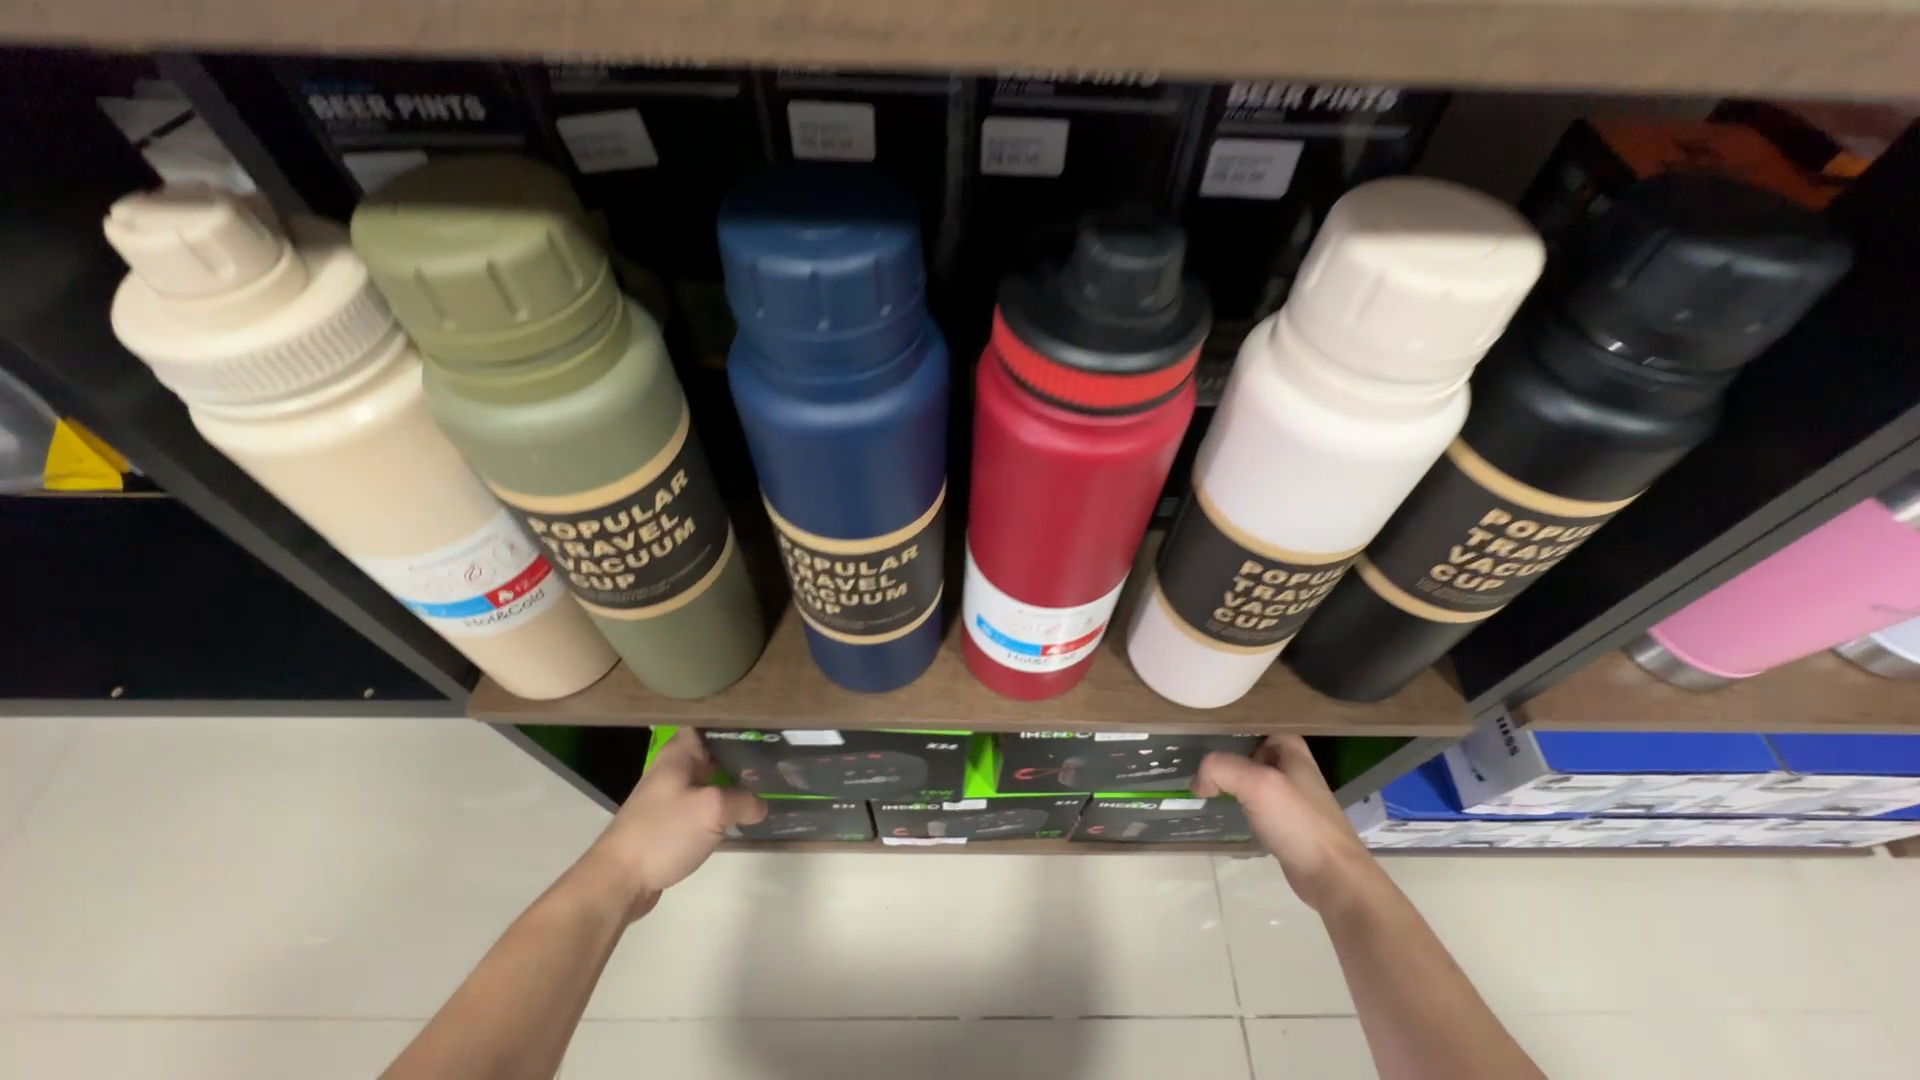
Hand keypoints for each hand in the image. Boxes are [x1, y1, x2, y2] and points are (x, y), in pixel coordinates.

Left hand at [585, 729, 765, 920]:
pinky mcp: (671, 822)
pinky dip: (723, 807)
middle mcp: (674, 769)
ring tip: (768, 784)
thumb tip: (761, 806)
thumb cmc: (664, 832)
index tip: (768, 730)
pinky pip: (704, 806)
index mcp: (679, 754)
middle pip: (714, 752)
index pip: (712, 725)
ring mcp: (671, 796)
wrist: (619, 879)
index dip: (739, 725)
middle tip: (777, 759)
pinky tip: (743, 815)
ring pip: (711, 780)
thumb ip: (744, 801)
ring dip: (735, 783)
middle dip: (743, 755)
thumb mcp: (713, 809)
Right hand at [1195, 736, 1378, 912]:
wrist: (1332, 875)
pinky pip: (1248, 799)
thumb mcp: (1257, 785)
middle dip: (1216, 754)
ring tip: (1195, 781)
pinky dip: (1232, 800)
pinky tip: (1215, 806)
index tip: (1188, 734)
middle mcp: (1289, 763)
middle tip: (1185, 759)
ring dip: (1222, 778)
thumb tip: (1199, 783)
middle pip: (1242, 748)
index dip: (1217, 727)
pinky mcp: (1282, 817)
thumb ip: (1221, 769)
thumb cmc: (1298, 822)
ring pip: (1244, 775)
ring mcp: (1286, 791)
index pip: (1245, 724)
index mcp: (1288, 744)